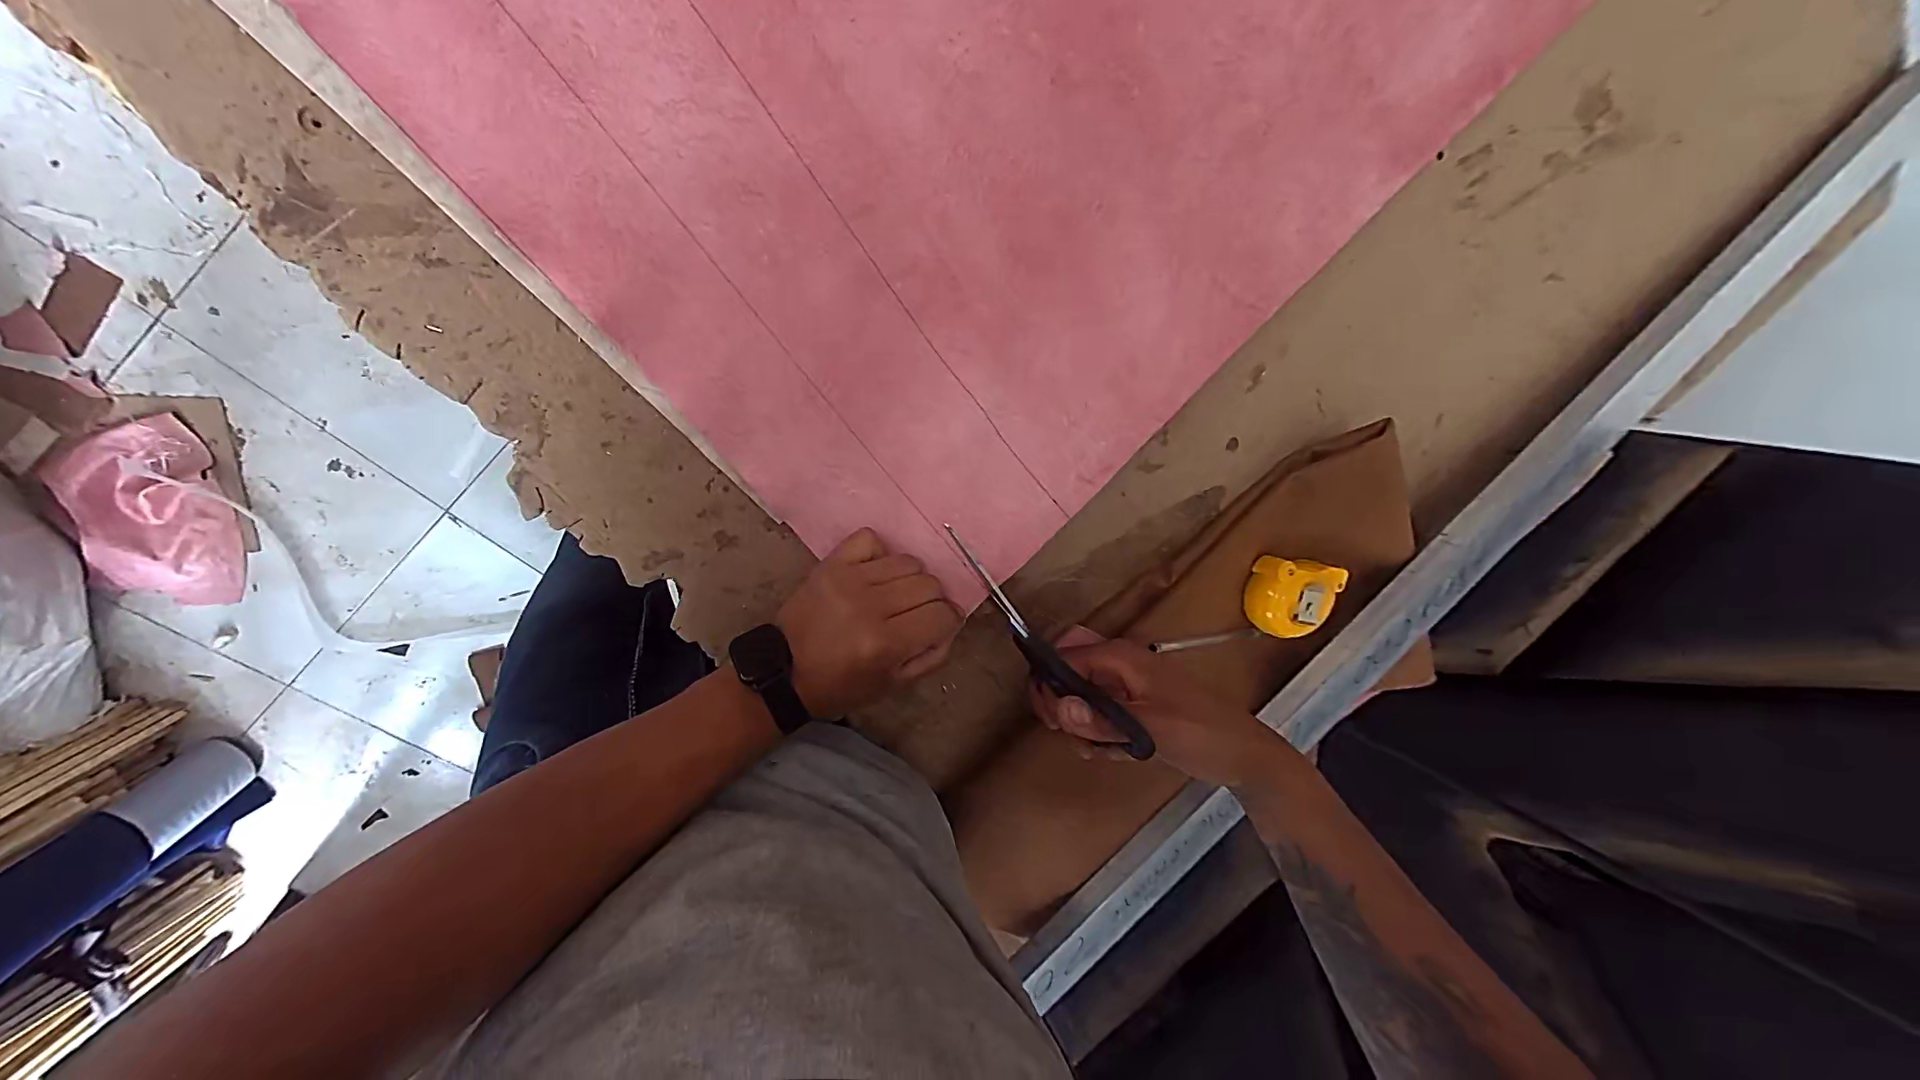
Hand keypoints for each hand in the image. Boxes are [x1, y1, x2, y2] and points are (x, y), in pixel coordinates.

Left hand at [775, 528, 962, 717]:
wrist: (783, 671)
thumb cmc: (840, 686)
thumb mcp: (892, 685)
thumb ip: (931, 656)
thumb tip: (952, 623)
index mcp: (885, 642)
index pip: (943, 615)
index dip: (947, 622)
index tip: (937, 628)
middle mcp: (870, 605)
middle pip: (930, 585)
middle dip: (931, 602)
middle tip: (914, 615)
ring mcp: (848, 579)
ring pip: (908, 561)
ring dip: (909, 579)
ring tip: (893, 595)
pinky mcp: (830, 563)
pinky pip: (870, 539)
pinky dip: (879, 553)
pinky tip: (873, 573)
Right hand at [1029, 636, 1298, 789]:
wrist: (1243, 756)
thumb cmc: (1204, 733)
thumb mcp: (1151, 730)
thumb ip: (1102, 720)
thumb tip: (1060, 708)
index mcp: (1122, 657)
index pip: (1064, 658)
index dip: (1050, 685)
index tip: (1052, 718)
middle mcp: (1120, 663)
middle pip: (1067, 666)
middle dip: (1058, 697)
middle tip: (1065, 729)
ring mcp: (1126, 684)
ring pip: (1079, 690)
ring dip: (1078, 719)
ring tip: (1096, 746)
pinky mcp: (1132, 704)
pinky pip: (1097, 710)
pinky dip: (1095, 730)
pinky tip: (1112, 750)